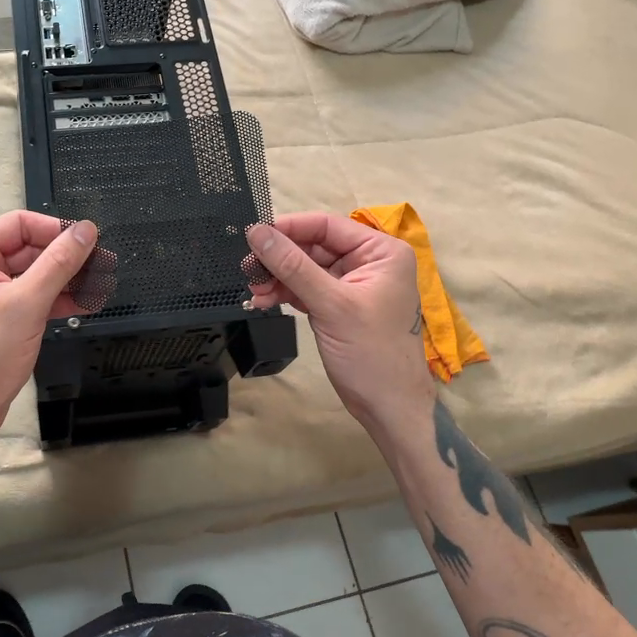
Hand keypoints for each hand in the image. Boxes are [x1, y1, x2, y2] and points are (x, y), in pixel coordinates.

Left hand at [0, 212, 97, 436]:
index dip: (57, 231)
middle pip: (29, 247)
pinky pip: (30, 293)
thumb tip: (85, 231)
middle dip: (66, 259)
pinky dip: (55, 297)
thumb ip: (59, 262)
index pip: (19, 224)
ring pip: (33, 271)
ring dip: (66, 279)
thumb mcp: (27, 303)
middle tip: (103, 264)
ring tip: (100, 285)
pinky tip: (83, 303)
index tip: (90, 240)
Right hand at [247, 214, 432, 433]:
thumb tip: (256, 231)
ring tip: (254, 291)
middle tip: (247, 270)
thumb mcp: (331, 305)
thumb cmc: (372, 354)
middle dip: (279, 259)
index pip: (327, 226)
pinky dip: (286, 292)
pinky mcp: (339, 305)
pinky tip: (264, 300)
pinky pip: (306, 287)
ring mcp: (353, 284)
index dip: (288, 228)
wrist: (389, 410)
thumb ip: (292, 265)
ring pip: (305, 267)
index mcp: (380, 251)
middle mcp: (369, 261)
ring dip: (278, 277)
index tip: (252, 235)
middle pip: (313, 246)